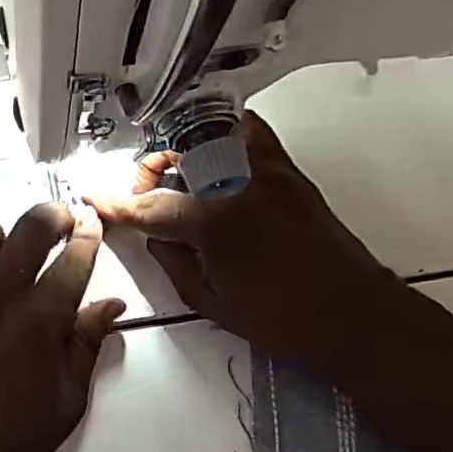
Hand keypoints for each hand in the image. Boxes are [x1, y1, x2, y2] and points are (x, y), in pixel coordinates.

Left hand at [0, 204, 126, 451]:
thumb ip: (87, 347)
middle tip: (60, 220)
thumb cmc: (4, 442)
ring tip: (0, 250)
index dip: (89, 240)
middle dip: (53, 215)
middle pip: (29, 230)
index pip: (74, 262)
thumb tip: (108, 311)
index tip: (92, 229)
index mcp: (39, 321)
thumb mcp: (66, 403)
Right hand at [87, 112, 397, 362]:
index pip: (149, 206)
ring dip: (181, 149)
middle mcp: (240, 187)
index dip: (116, 204)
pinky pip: (252, 133)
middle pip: (177, 154)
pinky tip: (213, 152)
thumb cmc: (285, 318)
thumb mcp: (207, 300)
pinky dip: (226, 133)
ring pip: (211, 134)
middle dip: (150, 171)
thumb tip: (155, 237)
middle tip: (145, 195)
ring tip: (176, 175)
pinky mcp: (289, 175)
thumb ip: (171, 260)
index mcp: (214, 223)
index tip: (96, 198)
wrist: (356, 317)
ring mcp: (268, 175)